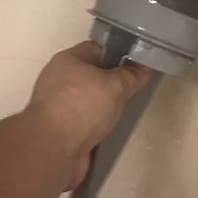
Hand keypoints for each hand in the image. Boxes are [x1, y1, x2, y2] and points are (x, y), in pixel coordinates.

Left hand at [25, 41, 153, 188]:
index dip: (118, 54)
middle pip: (92, 75)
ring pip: (88, 101)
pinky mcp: (59, 129)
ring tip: (124, 114)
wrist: (54, 149)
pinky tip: (110, 132)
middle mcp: (59, 79)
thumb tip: (142, 69)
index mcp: (68, 59)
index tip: (137, 65)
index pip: (97, 49)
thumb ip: (130, 76)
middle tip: (133, 91)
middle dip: (112, 84)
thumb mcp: (115, 85)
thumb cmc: (82, 107)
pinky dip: (96, 127)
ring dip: (104, 109)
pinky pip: (84, 123)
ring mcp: (58, 105)